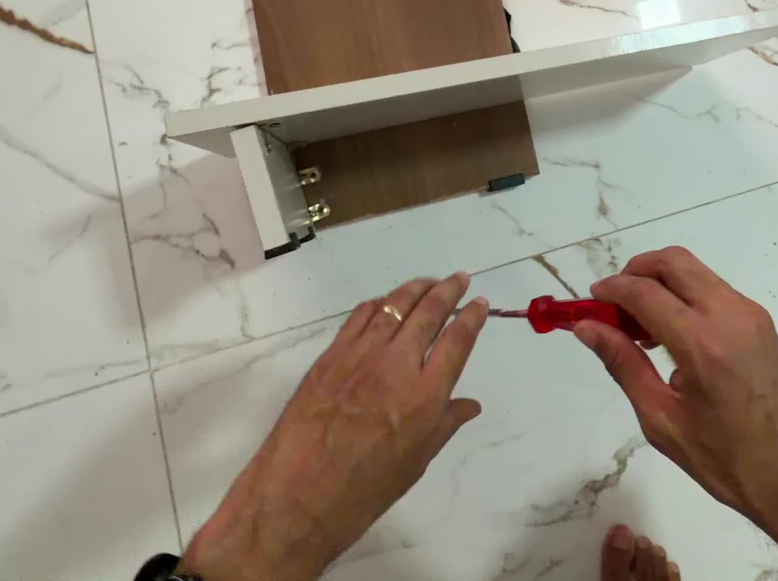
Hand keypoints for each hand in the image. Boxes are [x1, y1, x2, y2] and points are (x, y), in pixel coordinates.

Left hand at [183, 273, 490, 580]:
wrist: (296, 499)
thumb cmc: (363, 490)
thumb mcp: (415, 463)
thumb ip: (445, 424)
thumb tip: (469, 404)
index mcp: (424, 396)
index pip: (458, 340)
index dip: (473, 316)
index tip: (481, 302)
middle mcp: (397, 365)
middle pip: (429, 311)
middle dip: (449, 290)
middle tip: (460, 278)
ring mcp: (361, 355)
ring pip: (395, 305)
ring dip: (417, 288)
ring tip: (429, 282)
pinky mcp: (332, 355)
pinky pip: (360, 316)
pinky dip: (380, 303)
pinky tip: (386, 303)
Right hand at [575, 249, 777, 580]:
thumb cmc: (729, 463)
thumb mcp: (664, 421)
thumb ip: (624, 365)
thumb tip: (588, 327)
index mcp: (703, 343)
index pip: (645, 292)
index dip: (612, 290)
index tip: (589, 301)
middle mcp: (729, 315)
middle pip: (673, 261)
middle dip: (636, 271)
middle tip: (614, 304)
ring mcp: (751, 314)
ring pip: (695, 272)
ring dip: (661, 283)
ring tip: (639, 326)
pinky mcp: (762, 322)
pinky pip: (714, 290)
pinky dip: (685, 296)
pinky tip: (672, 336)